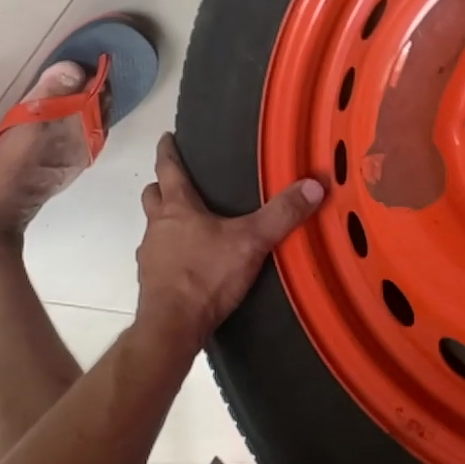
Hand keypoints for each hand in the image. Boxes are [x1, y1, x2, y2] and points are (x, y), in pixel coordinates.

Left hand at [133, 134, 322, 351]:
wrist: (171, 326)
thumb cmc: (205, 276)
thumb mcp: (250, 242)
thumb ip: (281, 215)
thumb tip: (314, 184)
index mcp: (177, 207)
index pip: (167, 168)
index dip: (167, 150)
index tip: (166, 137)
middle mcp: (157, 226)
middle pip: (152, 196)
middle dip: (162, 186)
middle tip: (179, 183)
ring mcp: (150, 254)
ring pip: (154, 227)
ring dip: (166, 222)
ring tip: (190, 226)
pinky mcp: (150, 281)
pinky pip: (157, 257)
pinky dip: (169, 254)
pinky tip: (188, 264)